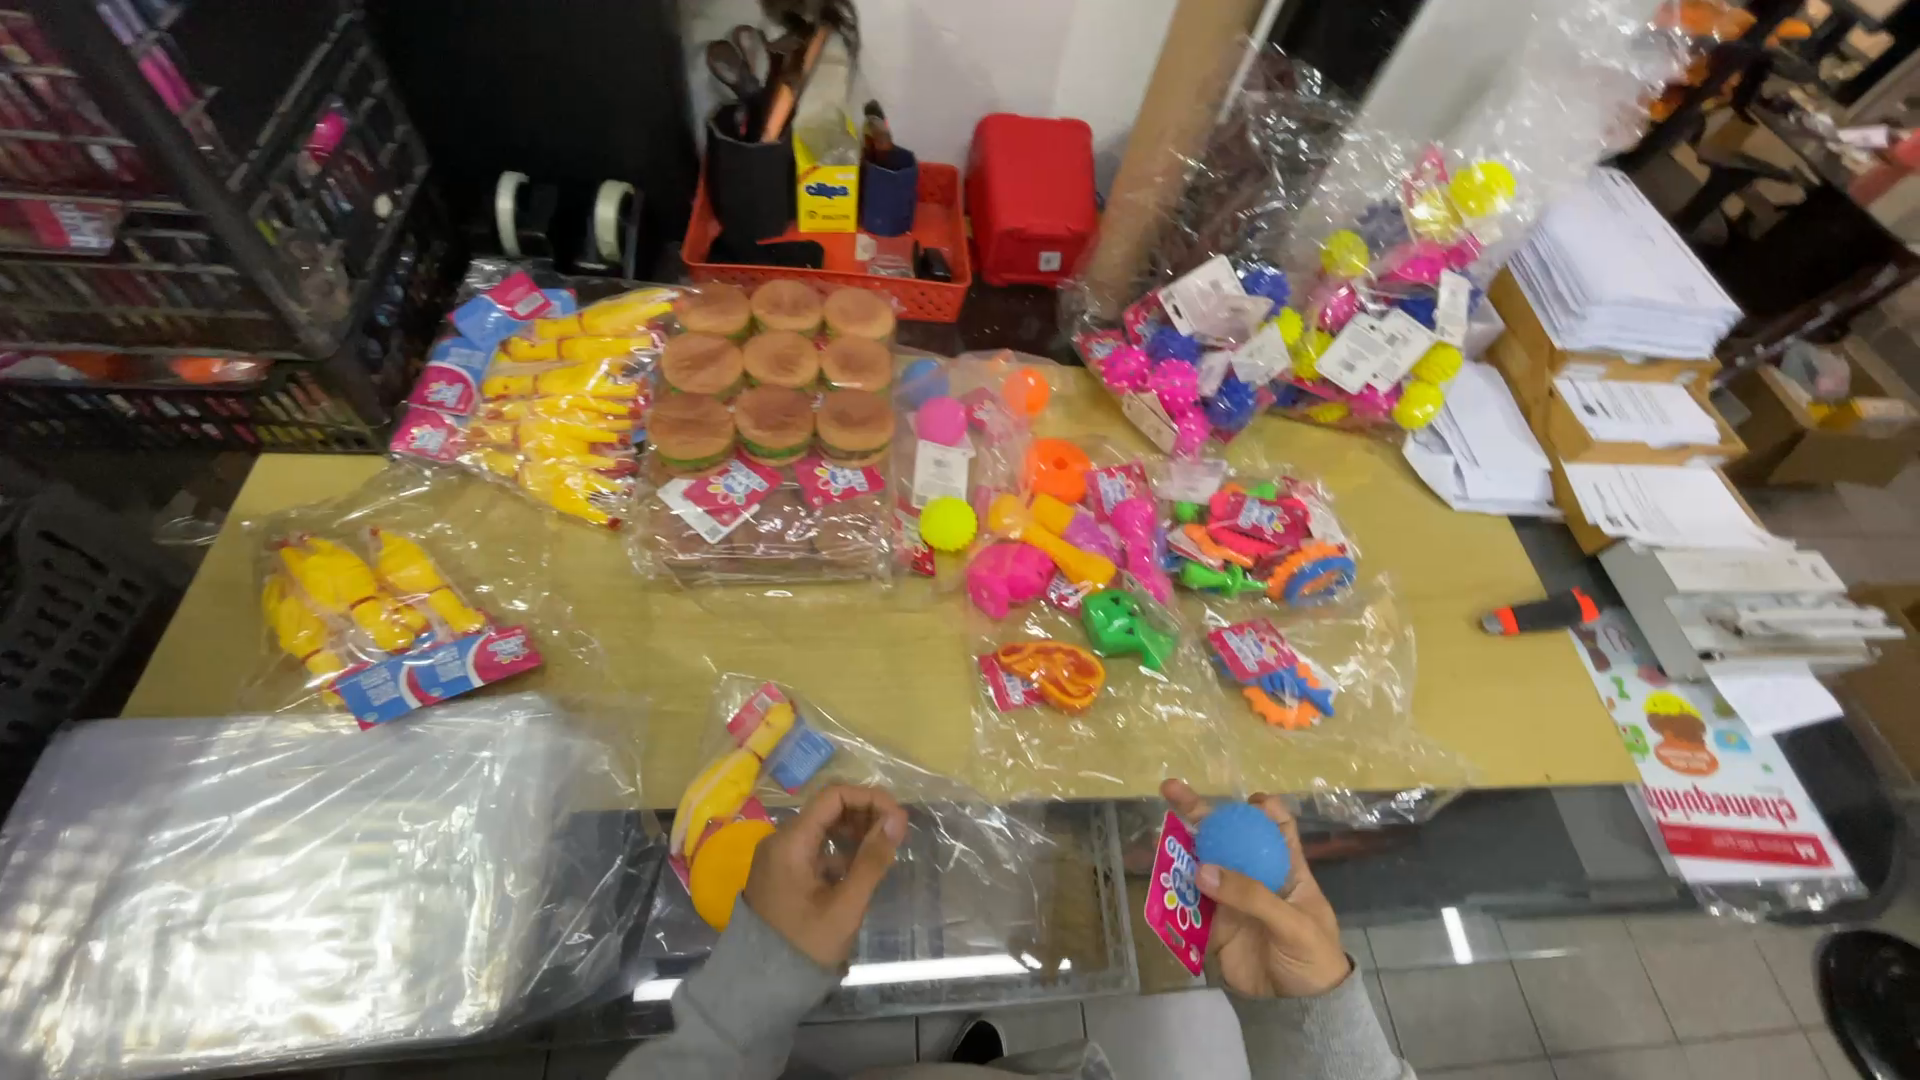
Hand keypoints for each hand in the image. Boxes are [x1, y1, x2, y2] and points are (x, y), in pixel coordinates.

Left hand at [744, 783, 908, 970]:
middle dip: (865, 813)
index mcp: (790, 841)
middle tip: (896, 834)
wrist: (760, 990)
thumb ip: (873, 859)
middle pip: (828, 808)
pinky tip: (861, 867)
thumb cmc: (805, 946)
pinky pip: (816, 847)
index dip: (869, 798)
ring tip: (883, 849)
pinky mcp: (783, 872)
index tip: (898, 818)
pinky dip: (841, 849)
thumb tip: (898, 818)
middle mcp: (780, 840)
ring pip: (823, 827)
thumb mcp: (845, 906)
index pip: (833, 796)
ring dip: (855, 830)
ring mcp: (780, 856)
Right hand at [1161, 779, 1350, 998]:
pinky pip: (1188, 897)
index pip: (1277, 828)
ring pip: (1202, 861)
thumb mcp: (1294, 924)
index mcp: (1286, 870)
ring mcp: (1231, 897)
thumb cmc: (1313, 960)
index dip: (1263, 808)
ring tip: (1158, 834)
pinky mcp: (1212, 921)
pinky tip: (1158, 870)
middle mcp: (1255, 876)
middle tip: (1171, 789)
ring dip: (1180, 845)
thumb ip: (1251, 895)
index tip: (1245, 799)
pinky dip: (1172, 882)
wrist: (1296, 1013)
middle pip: (1227, 836)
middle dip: (1201, 812)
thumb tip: (1202, 870)